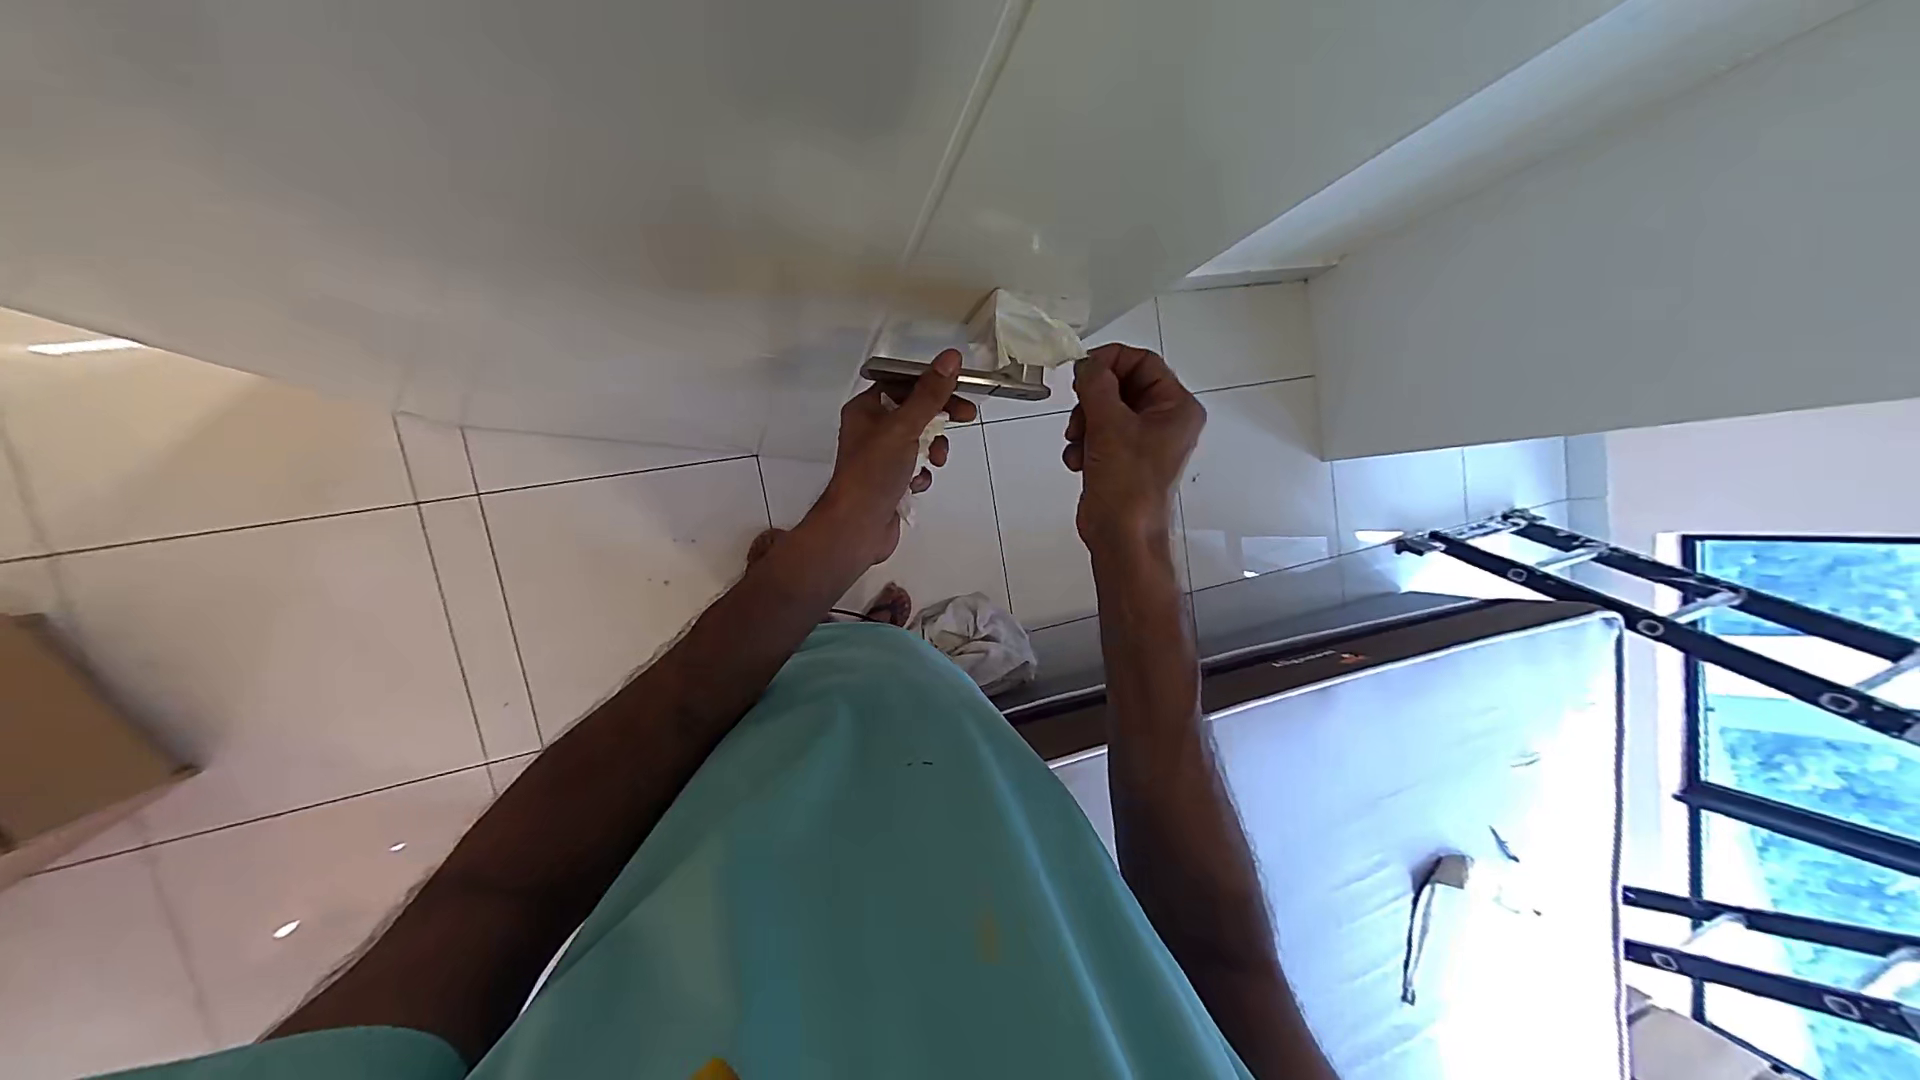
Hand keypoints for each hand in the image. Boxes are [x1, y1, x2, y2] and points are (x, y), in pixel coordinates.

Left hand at [813, 348, 978, 564]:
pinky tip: (917, 483)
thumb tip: (949, 360)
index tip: (957, 387)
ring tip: (936, 460)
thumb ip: (929, 395)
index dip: (931, 383)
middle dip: (939, 417)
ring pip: (919, 440)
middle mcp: (871, 430)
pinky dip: (922, 473)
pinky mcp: (890, 481)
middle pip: (915, 411)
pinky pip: (916, 467)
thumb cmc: (871, 475)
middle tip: (965, 416)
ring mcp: (880, 457)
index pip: (903, 383)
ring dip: (933, 448)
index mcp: (865, 409)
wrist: (858, 528)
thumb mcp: (904, 428)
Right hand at [1064, 343, 1204, 548]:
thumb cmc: (1129, 488)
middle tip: (1079, 413)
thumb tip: (1087, 364)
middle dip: (1092, 399)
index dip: (1111, 361)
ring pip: (1105, 410)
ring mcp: (1143, 441)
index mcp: (1176, 408)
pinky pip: (1098, 434)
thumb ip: (1096, 385)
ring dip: (1084, 422)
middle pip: (1121, 386)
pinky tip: (1079, 460)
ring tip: (1078, 442)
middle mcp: (1164, 421)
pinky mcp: (1122, 458)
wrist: (1121, 535)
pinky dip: (1084, 443)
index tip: (1083, 369)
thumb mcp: (1109, 424)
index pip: (1143, 363)